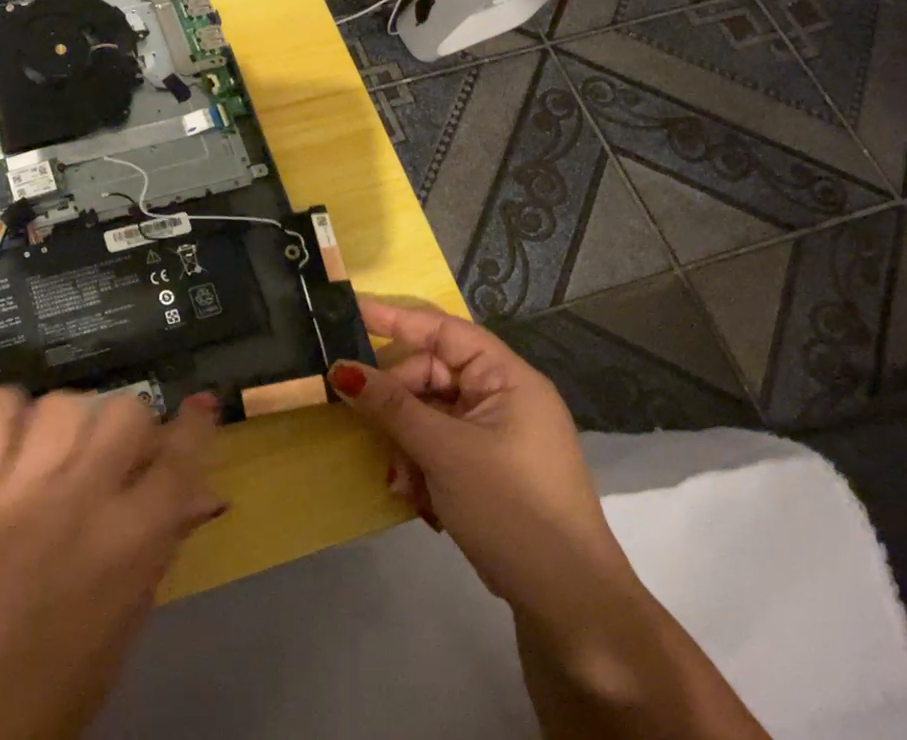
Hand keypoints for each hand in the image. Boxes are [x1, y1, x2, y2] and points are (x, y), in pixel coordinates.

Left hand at [0, 386, 222, 739]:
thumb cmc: (67, 670)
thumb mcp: (132, 611)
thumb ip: (163, 542)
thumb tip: (196, 495)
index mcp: (132, 536)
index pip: (179, 459)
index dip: (194, 424)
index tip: (197, 405)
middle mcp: (82, 496)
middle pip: (124, 413)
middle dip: (132, 423)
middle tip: (119, 447)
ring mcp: (22, 485)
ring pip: (62, 404)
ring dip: (73, 417)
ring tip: (63, 442)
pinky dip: (7, 409)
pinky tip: (14, 429)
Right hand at [327, 298, 629, 611]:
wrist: (565, 596)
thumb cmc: (510, 506)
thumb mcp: (443, 451)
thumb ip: (390, 406)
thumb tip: (341, 368)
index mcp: (509, 381)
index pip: (446, 331)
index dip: (397, 319)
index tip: (348, 312)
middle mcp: (504, 400)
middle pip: (431, 376)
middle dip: (396, 404)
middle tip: (367, 427)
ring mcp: (495, 436)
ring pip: (428, 415)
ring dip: (404, 443)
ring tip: (401, 481)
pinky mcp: (486, 469)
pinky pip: (437, 446)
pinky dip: (419, 465)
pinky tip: (415, 497)